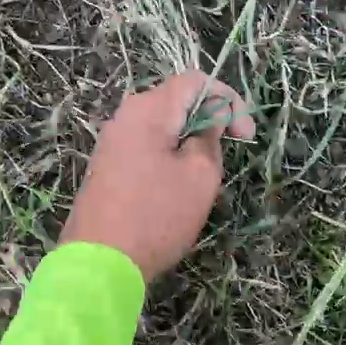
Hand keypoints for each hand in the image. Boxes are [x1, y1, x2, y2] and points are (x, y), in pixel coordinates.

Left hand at [59, 72, 253, 281]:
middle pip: (175, 102)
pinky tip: (175, 190)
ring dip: (188, 143)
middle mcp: (125, 117)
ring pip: (161, 128)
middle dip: (209, 122)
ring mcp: (111, 143)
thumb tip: (209, 121)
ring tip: (203, 178)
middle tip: (228, 155)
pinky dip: (167, 158)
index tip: (246, 137)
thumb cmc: (157, 216)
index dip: (228, 101)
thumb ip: (209, 140)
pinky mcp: (105, 167)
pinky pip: (144, 148)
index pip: (195, 82)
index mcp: (149, 109)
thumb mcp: (200, 177)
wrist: (100, 263)